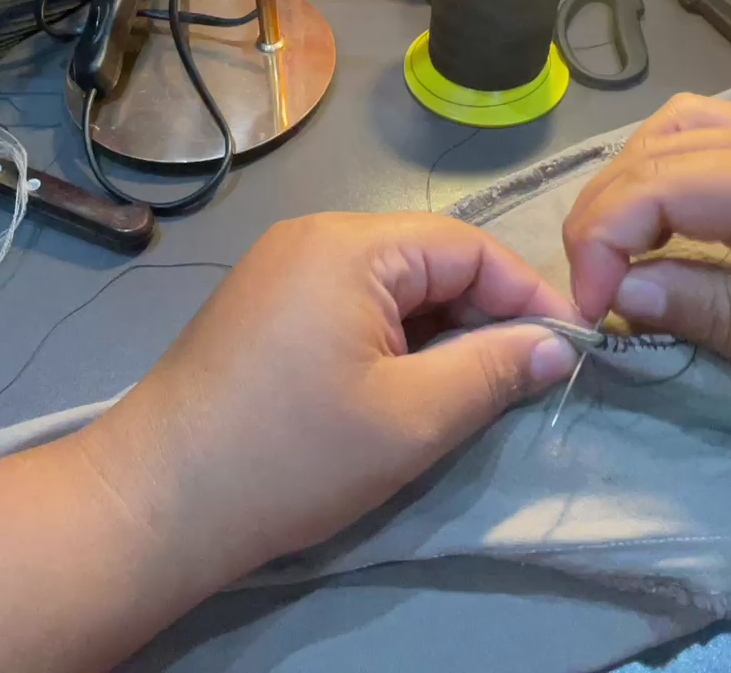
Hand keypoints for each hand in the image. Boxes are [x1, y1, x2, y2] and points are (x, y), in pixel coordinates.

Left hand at [74, 212, 580, 584]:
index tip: (568, 347)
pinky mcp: (264, 300)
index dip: (524, 292)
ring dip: (435, 328)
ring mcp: (280, 266)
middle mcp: (311, 236)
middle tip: (518, 375)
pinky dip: (388, 334)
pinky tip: (401, 380)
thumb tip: (555, 345)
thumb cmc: (291, 453)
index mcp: (347, 244)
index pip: (463, 245)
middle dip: (479, 312)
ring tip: (464, 385)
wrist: (162, 494)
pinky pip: (347, 299)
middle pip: (423, 258)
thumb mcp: (410, 418)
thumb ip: (492, 370)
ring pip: (387, 282)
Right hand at [560, 94, 730, 483]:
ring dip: (627, 188)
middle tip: (595, 294)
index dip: (604, 239)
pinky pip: (710, 145)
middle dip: (601, 216)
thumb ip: (724, 316)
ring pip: (676, 132)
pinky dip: (663, 177)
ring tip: (619, 256)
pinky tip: (663, 223)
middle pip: (658, 148)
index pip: (665, 180)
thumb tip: (618, 292)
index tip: (592, 311)